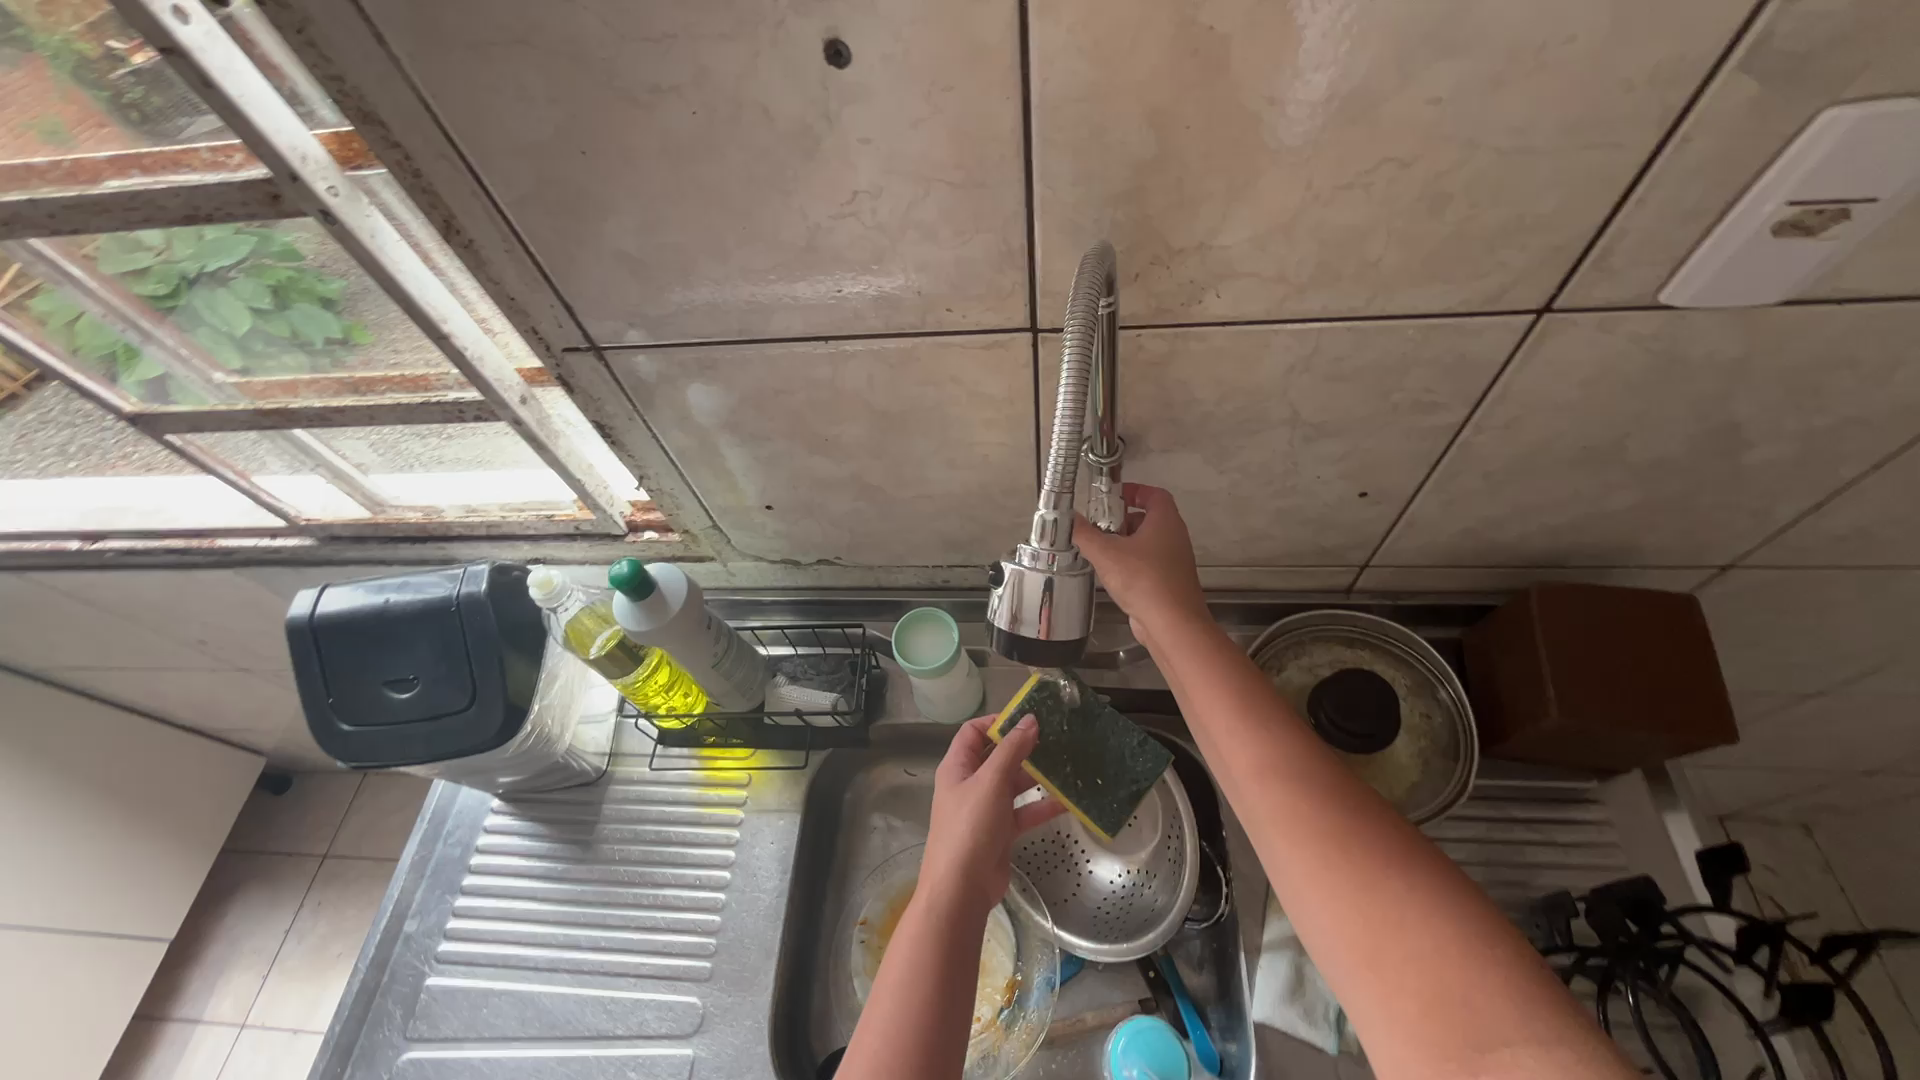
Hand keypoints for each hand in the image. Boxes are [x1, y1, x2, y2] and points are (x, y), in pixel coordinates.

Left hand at [921, 714, 1063, 921]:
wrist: (961, 889)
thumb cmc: (970, 827)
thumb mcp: (990, 782)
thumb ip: (1011, 750)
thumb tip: (1029, 719)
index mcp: (957, 766)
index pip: (974, 731)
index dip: (998, 721)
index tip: (1029, 717)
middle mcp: (969, 784)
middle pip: (996, 756)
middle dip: (1023, 747)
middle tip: (1056, 737)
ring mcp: (985, 809)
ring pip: (1013, 784)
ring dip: (1036, 776)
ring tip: (1067, 764)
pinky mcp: (1000, 832)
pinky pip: (1024, 812)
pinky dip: (1042, 806)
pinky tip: (1068, 801)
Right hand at [1075, 483, 1206, 646]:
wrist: (1172, 624)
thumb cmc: (1145, 582)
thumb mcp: (1106, 553)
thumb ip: (1085, 534)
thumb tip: (1071, 520)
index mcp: (1165, 521)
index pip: (1154, 494)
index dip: (1134, 490)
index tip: (1114, 495)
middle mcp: (1174, 538)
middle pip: (1149, 518)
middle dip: (1122, 520)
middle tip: (1101, 525)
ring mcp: (1174, 561)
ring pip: (1147, 543)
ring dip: (1125, 543)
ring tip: (1101, 550)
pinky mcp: (1169, 582)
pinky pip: (1148, 564)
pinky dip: (1131, 564)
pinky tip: (1112, 575)